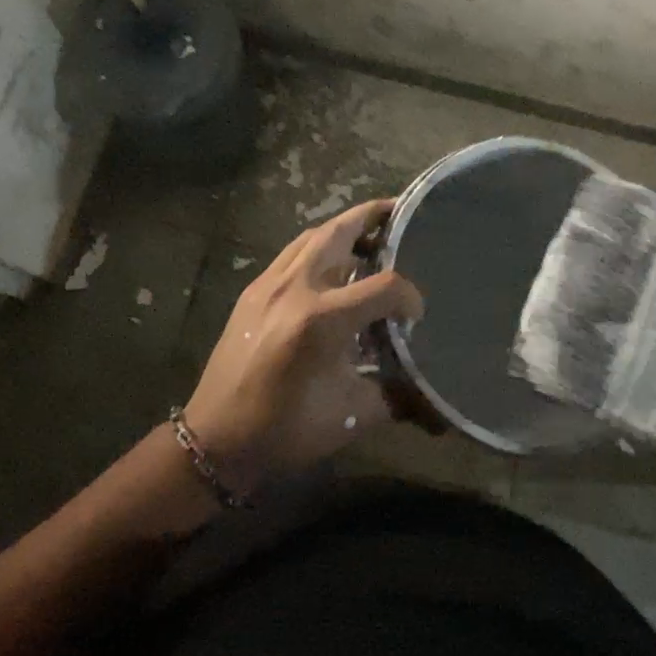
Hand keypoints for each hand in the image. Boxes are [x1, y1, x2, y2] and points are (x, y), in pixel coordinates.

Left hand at [182, 200, 423, 492]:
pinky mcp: (252, 292)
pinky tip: (333, 267)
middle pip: (340, 231)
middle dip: (373, 218)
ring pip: (312, 237)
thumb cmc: (286, 430)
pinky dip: (318, 247)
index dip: (409, 297)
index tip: (415, 317)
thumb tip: (438, 408)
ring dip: (344, 229)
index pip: (384, 286)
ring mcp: (268, 285)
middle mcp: (295, 288)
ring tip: (370, 237)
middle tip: (400, 215)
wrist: (216, 440)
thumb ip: (399, 398)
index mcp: (322, 319)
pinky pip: (291, 253)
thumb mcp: (352, 416)